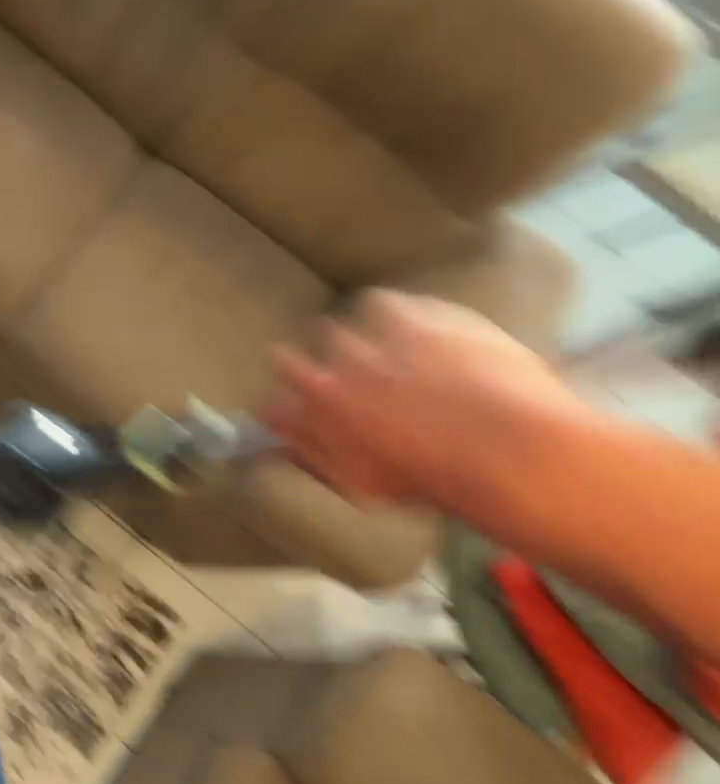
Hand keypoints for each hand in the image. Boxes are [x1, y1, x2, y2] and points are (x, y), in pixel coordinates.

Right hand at [264, 290, 588, 510]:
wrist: (510, 448)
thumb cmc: (430, 477)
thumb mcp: (360, 481)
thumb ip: (313, 455)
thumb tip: (280, 444)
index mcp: (316, 406)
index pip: (274, 393)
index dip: (284, 398)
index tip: (295, 404)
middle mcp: (335, 364)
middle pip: (310, 348)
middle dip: (324, 360)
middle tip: (352, 376)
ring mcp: (380, 335)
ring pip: (349, 319)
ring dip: (363, 329)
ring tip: (386, 342)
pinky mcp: (428, 316)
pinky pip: (396, 303)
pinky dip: (400, 311)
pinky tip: (420, 326)